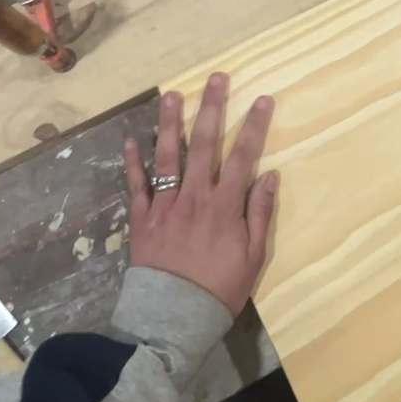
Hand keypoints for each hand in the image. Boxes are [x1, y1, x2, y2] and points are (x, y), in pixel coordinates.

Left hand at [124, 73, 278, 315]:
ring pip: (167, 157)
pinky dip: (132, 163)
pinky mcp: (142, 221)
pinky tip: (131, 140)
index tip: (263, 99)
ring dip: (171, 124)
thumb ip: (259, 213)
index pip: (243, 156)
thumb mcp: (253, 257)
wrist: (171, 323)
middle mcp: (194, 198)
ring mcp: (165, 207)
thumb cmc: (219, 290)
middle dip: (213, 109)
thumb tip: (269, 175)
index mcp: (224, 206)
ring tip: (173, 95)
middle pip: (205, 145)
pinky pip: (136, 187)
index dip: (254, 126)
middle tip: (217, 78)